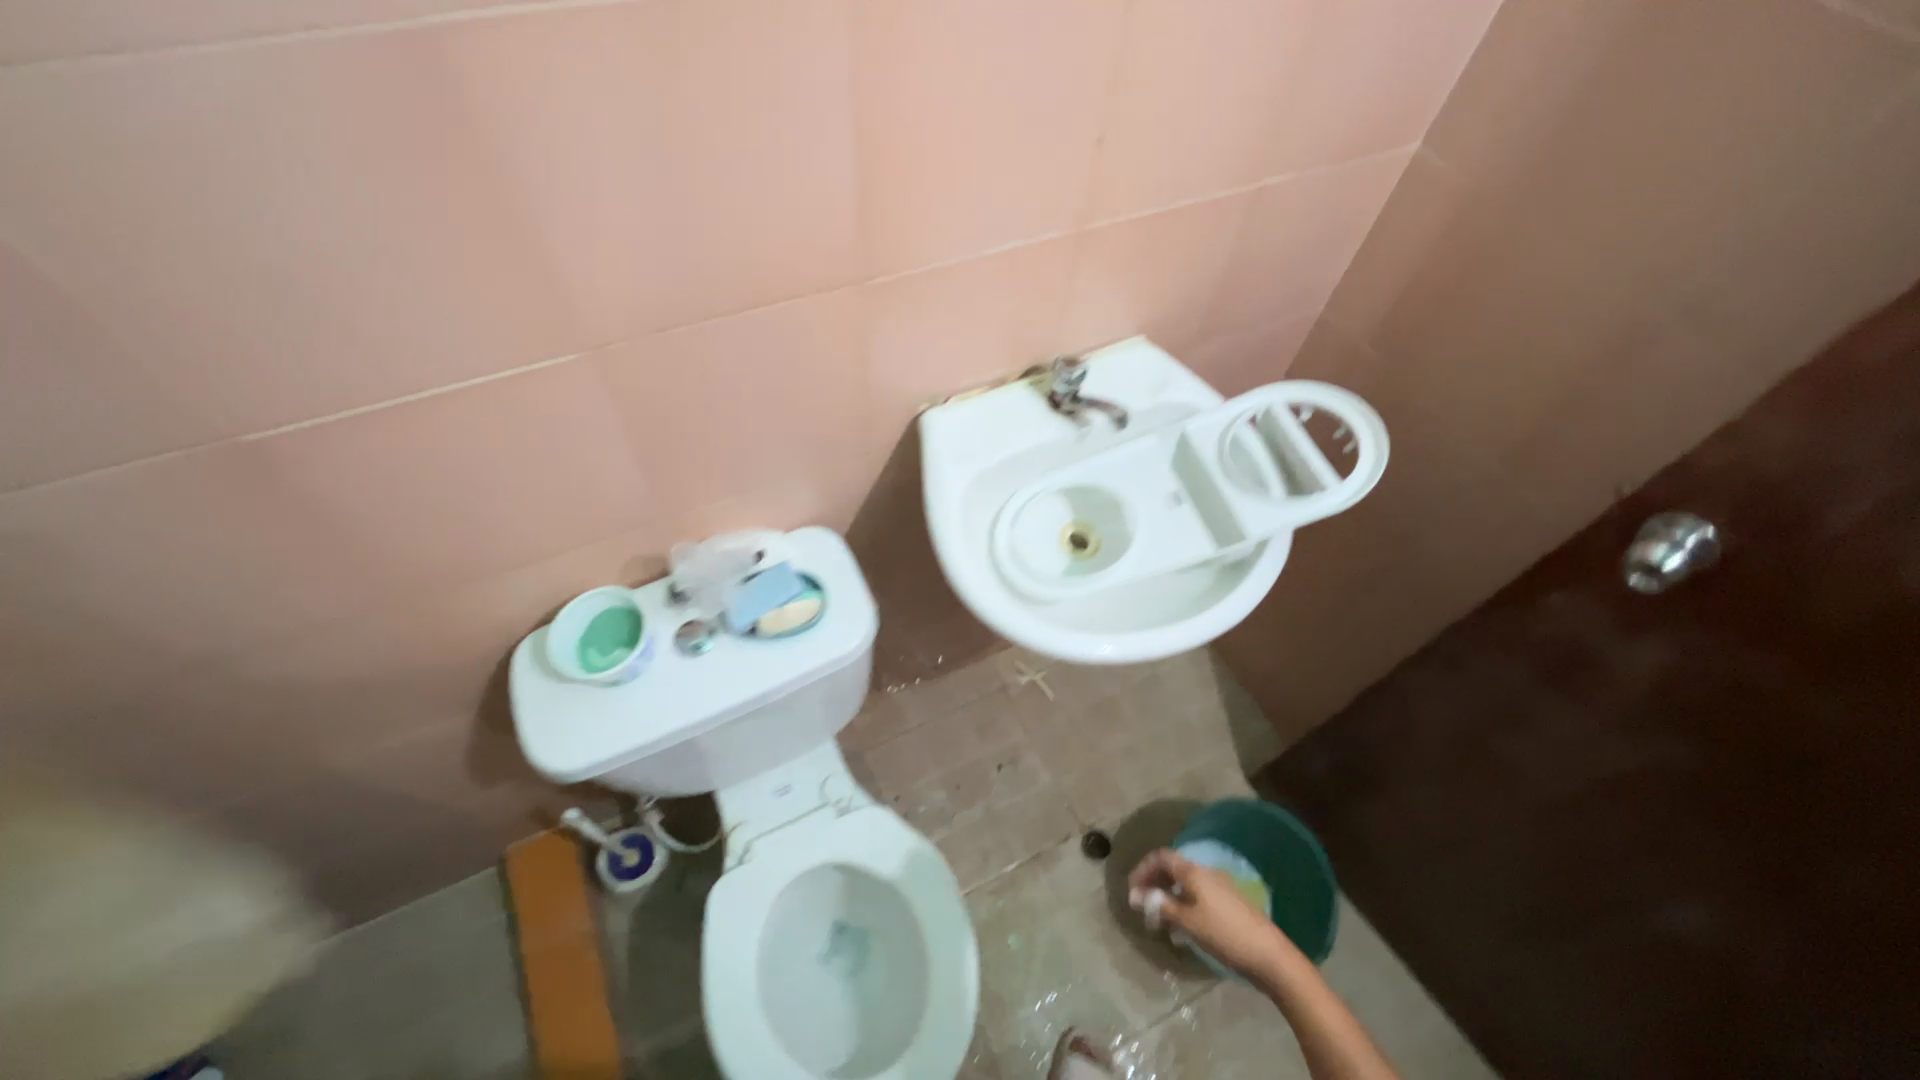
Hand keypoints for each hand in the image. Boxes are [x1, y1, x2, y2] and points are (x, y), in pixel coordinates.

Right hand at [1128, 848, 1294, 977]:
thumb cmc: (1223, 934)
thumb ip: (1160, 905)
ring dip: (1168, 899)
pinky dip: (1183, 907)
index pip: (1161, 857)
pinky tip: (1182, 931)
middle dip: (1154, 886)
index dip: (1142, 870)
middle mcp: (1206, 873)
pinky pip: (1197, 898)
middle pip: (1172, 870)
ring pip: (1185, 886)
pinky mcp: (1228, 904)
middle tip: (1143, 909)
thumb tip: (1136, 895)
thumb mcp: (1187, 921)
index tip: (1131, 892)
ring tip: (1160, 924)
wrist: (1269, 955)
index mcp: (1194, 871)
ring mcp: (1220, 888)